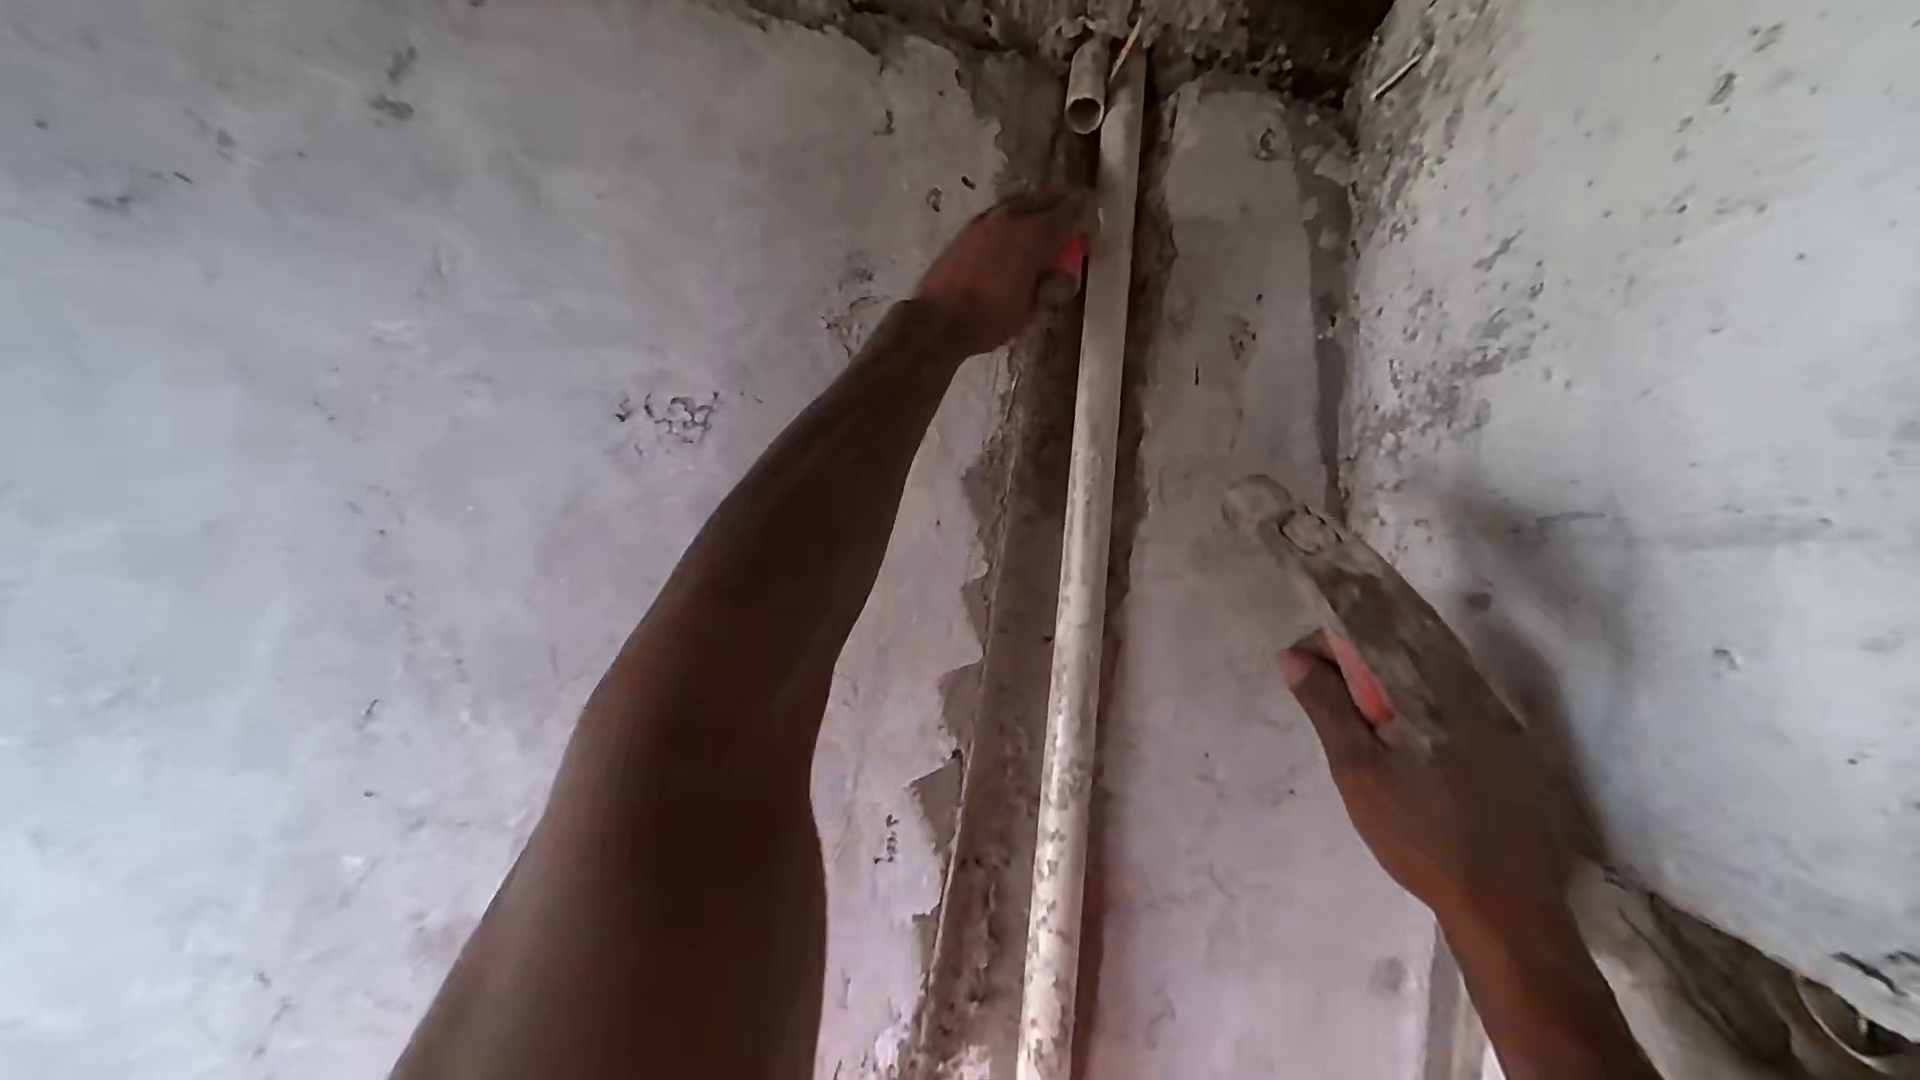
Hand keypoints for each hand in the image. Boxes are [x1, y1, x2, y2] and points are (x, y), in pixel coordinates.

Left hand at [914, 188, 1092, 355]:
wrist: (937, 321)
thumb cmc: (989, 320)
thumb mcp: (1030, 310)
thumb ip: (1051, 288)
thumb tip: (1062, 278)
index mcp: (1036, 233)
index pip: (1076, 209)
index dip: (1089, 221)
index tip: (1090, 240)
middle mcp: (1013, 215)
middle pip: (1050, 196)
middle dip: (1066, 209)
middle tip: (1071, 233)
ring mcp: (987, 219)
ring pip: (1023, 201)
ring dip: (1039, 212)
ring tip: (1042, 237)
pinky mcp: (967, 229)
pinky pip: (1001, 214)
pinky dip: (1015, 221)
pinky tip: (1012, 244)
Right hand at [1280, 632, 1571, 926]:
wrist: (1507, 908)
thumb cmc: (1419, 835)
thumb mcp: (1357, 769)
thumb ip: (1326, 707)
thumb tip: (1292, 656)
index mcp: (1434, 691)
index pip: (1370, 633)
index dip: (1326, 643)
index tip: (1300, 672)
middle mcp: (1472, 690)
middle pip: (1400, 643)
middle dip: (1350, 657)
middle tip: (1320, 694)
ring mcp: (1495, 717)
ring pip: (1424, 669)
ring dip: (1379, 677)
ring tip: (1350, 712)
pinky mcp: (1506, 743)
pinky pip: (1448, 694)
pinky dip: (1409, 696)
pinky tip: (1393, 730)